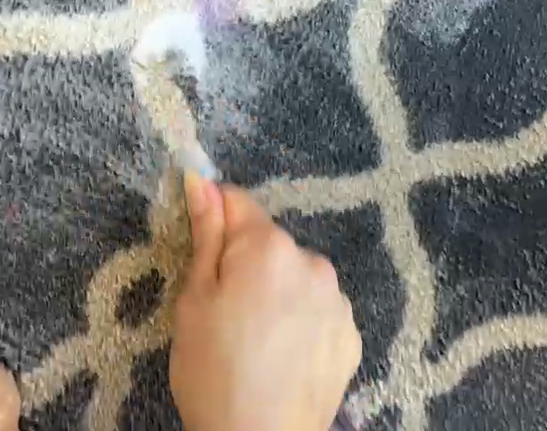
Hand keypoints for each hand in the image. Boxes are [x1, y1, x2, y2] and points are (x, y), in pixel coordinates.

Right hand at [169, 173, 361, 430]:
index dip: (213, 221)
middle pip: (267, 241)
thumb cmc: (213, 369)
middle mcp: (312, 261)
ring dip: (276, 289)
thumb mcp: (195, 297)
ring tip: (255, 337)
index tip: (202, 255)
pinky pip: (317, 307)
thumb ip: (206, 232)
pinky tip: (283, 353)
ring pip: (294, 274)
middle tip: (224, 310)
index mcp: (269, 246)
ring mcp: (338, 300)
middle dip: (245, 261)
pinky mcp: (351, 336)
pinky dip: (300, 319)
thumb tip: (201, 178)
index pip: (236, 201)